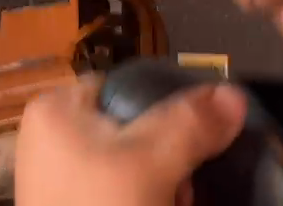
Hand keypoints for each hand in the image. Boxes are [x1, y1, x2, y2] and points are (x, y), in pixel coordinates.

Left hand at [16, 77, 246, 205]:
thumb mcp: (149, 166)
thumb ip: (189, 125)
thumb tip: (234, 93)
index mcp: (54, 107)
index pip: (123, 87)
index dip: (165, 110)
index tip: (200, 144)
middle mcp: (49, 137)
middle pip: (130, 131)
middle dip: (167, 162)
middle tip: (184, 194)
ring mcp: (58, 181)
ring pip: (131, 170)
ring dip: (161, 190)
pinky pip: (118, 198)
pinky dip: (143, 204)